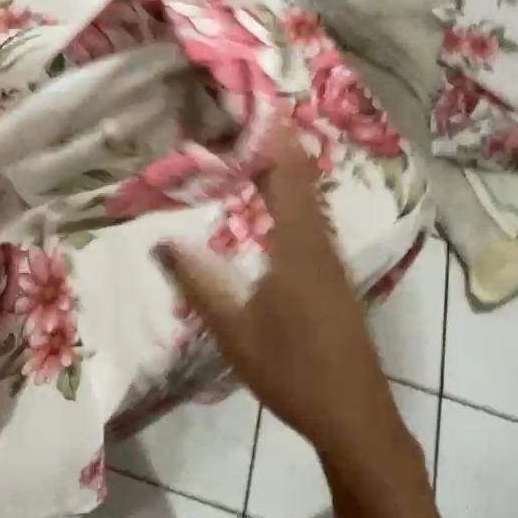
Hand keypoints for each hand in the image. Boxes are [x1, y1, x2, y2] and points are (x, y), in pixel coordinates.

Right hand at [154, 129, 414, 474]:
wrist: (355, 417)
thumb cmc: (292, 370)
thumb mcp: (233, 328)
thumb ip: (198, 280)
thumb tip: (162, 239)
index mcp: (299, 248)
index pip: (288, 175)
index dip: (274, 135)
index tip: (252, 100)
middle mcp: (321, 245)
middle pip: (303, 179)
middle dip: (277, 142)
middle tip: (240, 114)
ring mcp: (331, 264)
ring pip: (309, 201)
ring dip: (284, 169)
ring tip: (250, 146)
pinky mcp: (331, 282)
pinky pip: (310, 223)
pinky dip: (289, 199)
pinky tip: (270, 207)